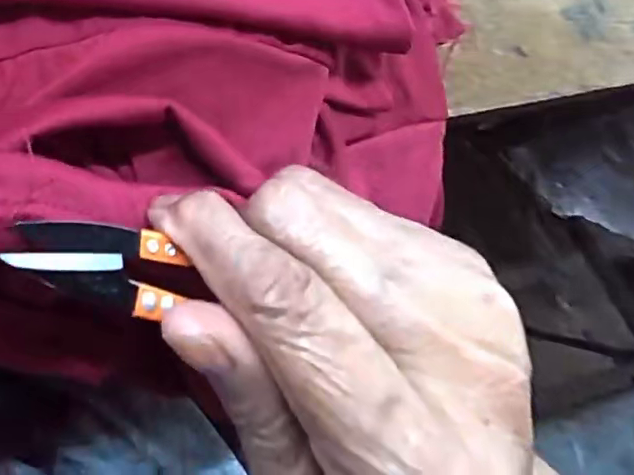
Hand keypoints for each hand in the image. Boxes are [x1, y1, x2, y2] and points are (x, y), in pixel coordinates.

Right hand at [153, 168, 537, 473]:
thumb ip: (244, 391)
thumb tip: (179, 312)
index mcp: (406, 439)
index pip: (293, 305)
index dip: (218, 245)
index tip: (164, 216)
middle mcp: (446, 344)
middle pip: (307, 221)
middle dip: (243, 221)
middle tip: (219, 258)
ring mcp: (465, 289)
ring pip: (328, 194)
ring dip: (281, 220)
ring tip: (277, 267)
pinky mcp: (468, 258)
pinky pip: (359, 203)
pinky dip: (322, 226)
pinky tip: (331, 272)